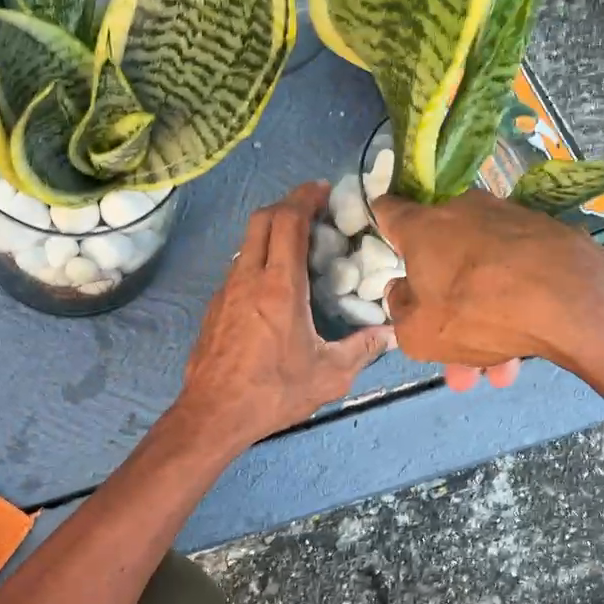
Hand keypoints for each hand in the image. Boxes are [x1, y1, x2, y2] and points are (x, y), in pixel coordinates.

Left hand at [171, 182, 394, 451]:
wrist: (213, 414)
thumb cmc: (273, 392)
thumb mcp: (328, 375)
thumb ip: (361, 350)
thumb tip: (390, 335)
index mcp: (279, 286)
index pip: (288, 220)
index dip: (305, 196)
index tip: (323, 190)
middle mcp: (248, 278)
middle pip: (261, 219)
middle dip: (287, 204)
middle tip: (312, 210)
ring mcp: (226, 291)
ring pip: (246, 243)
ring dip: (270, 232)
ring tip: (297, 245)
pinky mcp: (214, 308)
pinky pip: (238, 268)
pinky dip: (258, 259)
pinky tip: (274, 285)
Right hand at [371, 191, 603, 383]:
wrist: (572, 299)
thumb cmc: (477, 311)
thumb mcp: (417, 332)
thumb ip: (399, 311)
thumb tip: (401, 290)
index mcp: (422, 225)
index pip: (388, 211)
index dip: (382, 229)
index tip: (386, 249)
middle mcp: (462, 210)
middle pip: (440, 259)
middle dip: (442, 309)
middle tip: (448, 355)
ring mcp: (508, 220)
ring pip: (481, 277)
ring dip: (482, 325)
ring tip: (495, 374)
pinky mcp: (547, 236)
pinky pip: (515, 277)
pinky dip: (513, 311)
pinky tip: (521, 356)